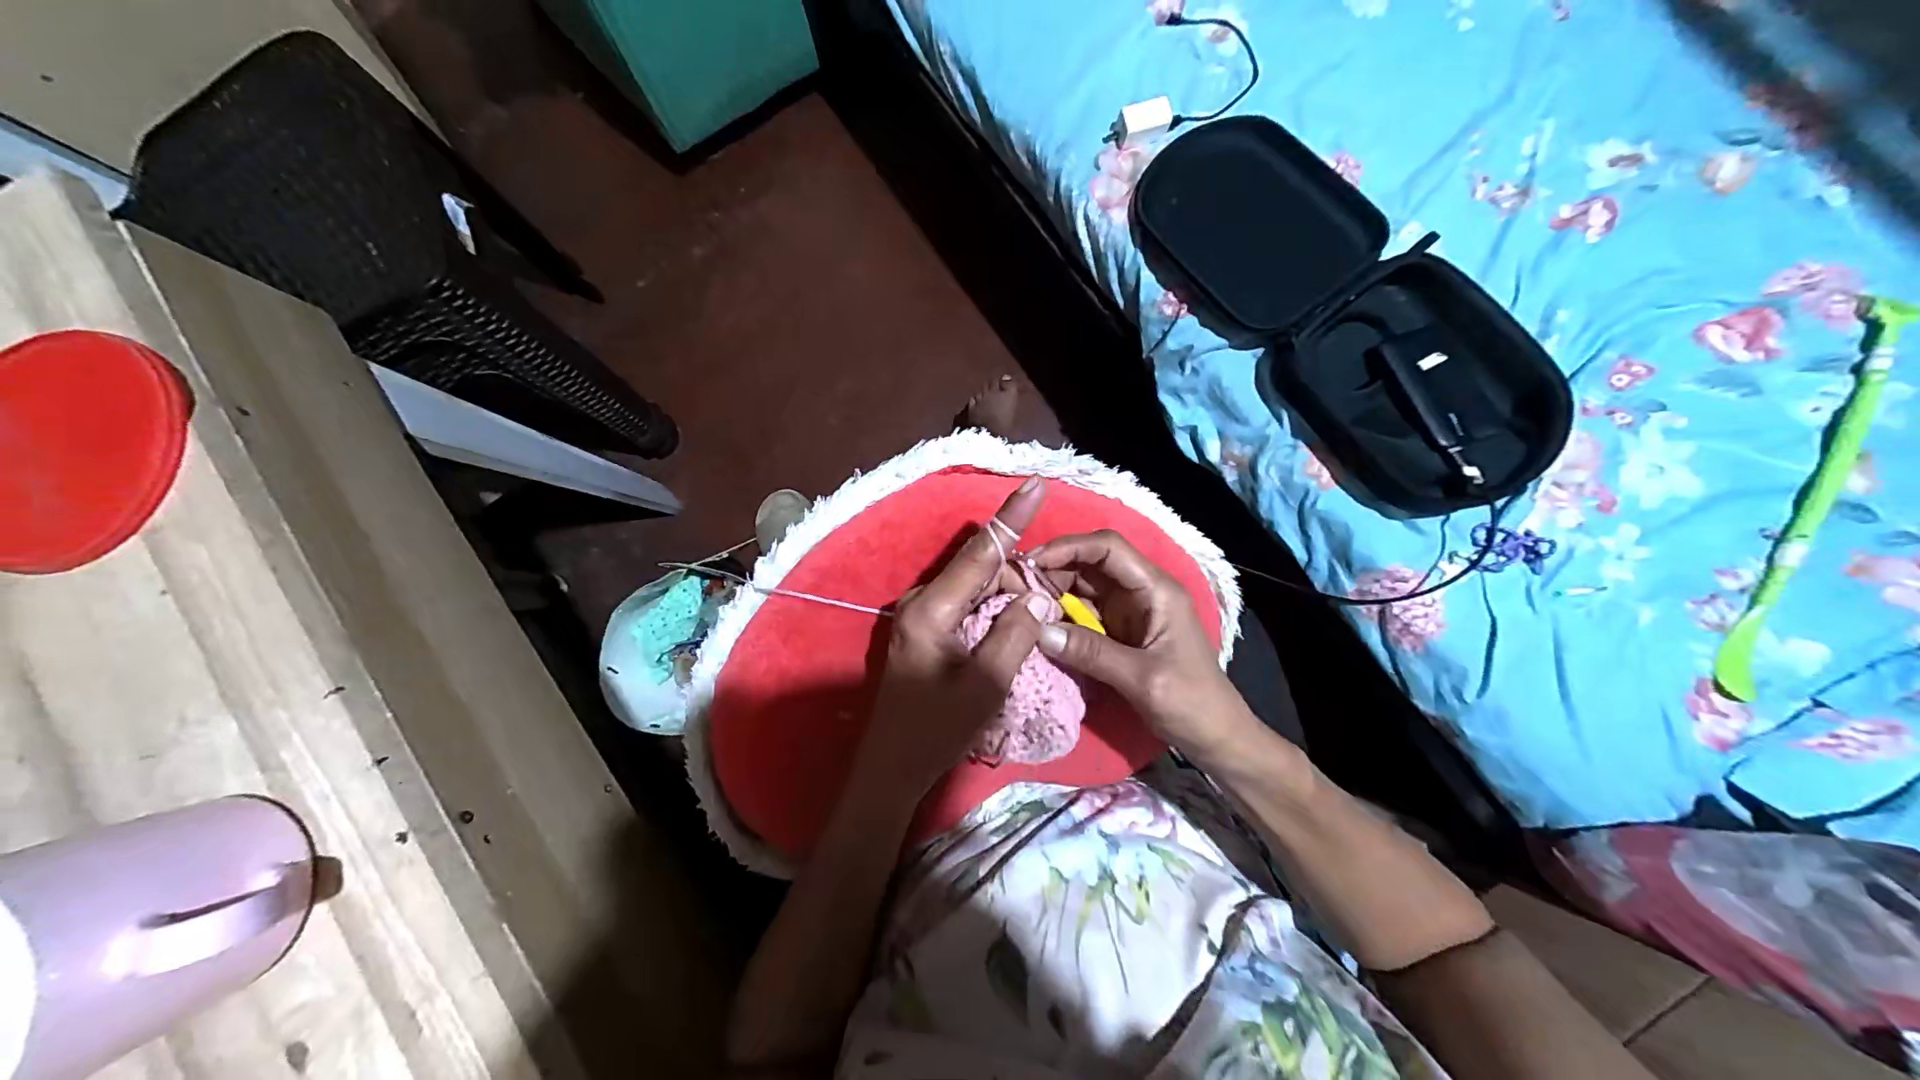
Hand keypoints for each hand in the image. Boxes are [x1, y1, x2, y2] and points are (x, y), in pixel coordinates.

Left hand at [850, 478, 1052, 799]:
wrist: (892, 766)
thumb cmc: (936, 729)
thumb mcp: (986, 684)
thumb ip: (1015, 634)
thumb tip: (1038, 596)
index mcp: (933, 608)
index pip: (981, 552)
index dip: (1012, 518)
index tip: (1035, 484)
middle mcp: (922, 601)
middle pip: (981, 569)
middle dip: (1018, 577)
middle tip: (1048, 606)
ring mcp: (920, 615)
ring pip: (975, 587)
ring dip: (1007, 596)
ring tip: (1033, 623)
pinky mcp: (924, 631)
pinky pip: (965, 605)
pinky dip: (991, 610)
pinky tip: (1011, 629)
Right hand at [1030, 530, 1259, 760]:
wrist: (1215, 737)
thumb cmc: (1191, 702)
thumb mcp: (1142, 679)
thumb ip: (1092, 653)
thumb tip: (1039, 631)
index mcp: (1156, 590)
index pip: (1109, 548)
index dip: (1069, 547)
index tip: (1032, 562)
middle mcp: (1140, 592)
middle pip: (1091, 563)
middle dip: (1054, 568)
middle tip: (1015, 586)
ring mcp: (1128, 612)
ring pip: (1083, 587)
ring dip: (1053, 592)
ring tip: (1020, 604)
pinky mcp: (1119, 632)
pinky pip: (1083, 613)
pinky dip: (1060, 615)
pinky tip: (1038, 624)